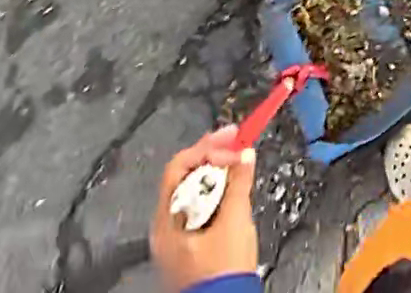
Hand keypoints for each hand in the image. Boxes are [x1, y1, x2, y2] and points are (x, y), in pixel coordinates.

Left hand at [150, 126, 258, 292]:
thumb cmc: (224, 271)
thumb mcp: (234, 222)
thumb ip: (239, 184)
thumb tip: (246, 152)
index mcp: (166, 219)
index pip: (179, 166)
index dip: (207, 148)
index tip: (232, 138)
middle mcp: (165, 227)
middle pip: (185, 178)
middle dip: (212, 158)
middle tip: (236, 143)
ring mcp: (176, 240)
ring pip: (194, 194)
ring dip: (216, 175)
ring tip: (237, 162)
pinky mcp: (190, 251)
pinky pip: (200, 211)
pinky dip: (216, 195)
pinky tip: (233, 190)